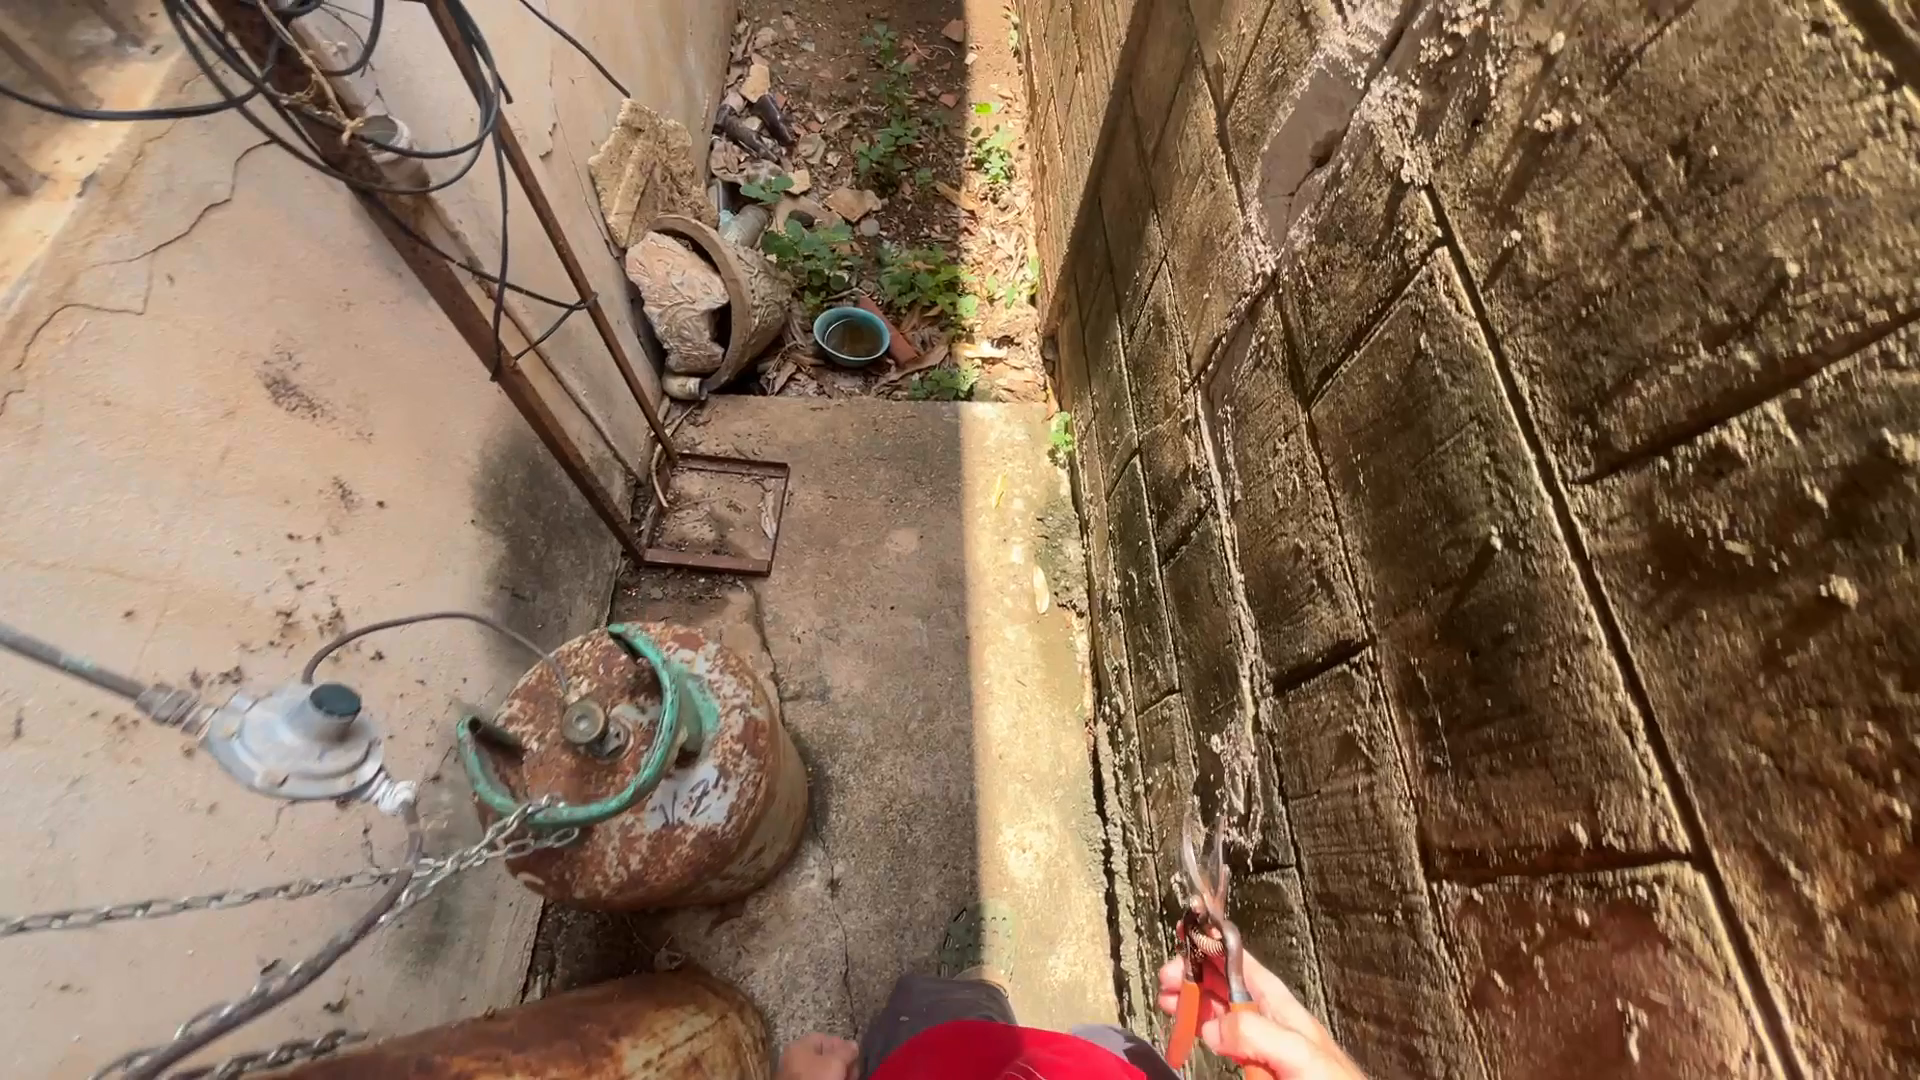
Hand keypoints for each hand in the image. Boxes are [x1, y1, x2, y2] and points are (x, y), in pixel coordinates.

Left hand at [777, 1033, 858, 1079]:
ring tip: (847, 1079)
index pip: (826, 1039)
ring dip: (837, 1075)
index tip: (854, 1059)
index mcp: (800, 1046)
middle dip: (841, 1064)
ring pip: (822, 1073)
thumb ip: (847, 1050)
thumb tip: (853, 1046)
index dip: (843, 1047)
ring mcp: (795, 1078)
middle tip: (851, 1074)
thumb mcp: (836, 1062)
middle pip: (825, 1057)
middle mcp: (795, 1060)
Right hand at [1157, 950, 1364, 1079]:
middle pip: (1218, 979)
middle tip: (1167, 980)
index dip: (1209, 941)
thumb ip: (1254, 1033)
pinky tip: (1186, 1030)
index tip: (1183, 935)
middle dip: (1190, 973)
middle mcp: (1262, 1013)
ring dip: (1189, 999)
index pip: (1236, 957)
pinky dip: (1197, 1028)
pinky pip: (1218, 1038)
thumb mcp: (1299, 1054)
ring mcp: (1255, 1038)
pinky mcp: (1251, 1064)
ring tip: (1167, 1002)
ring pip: (1214, 1007)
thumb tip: (1211, 1026)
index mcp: (1274, 999)